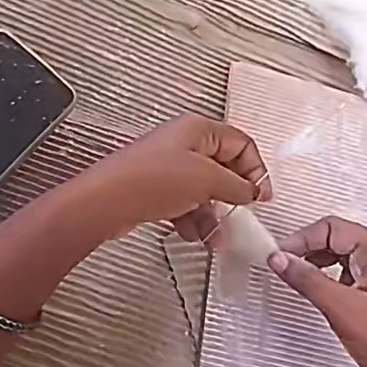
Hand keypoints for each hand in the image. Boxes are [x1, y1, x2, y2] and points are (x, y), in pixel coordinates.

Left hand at [70, 115, 270, 241]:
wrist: (107, 202)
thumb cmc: (147, 180)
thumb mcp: (206, 179)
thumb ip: (236, 185)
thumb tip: (249, 191)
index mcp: (197, 130)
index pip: (240, 143)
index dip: (255, 169)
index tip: (260, 195)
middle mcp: (181, 145)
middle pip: (221, 169)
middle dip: (232, 196)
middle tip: (239, 214)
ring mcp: (166, 168)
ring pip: (202, 192)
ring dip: (212, 216)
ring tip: (215, 236)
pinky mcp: (154, 190)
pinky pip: (183, 204)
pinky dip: (191, 220)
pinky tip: (192, 235)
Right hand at [264, 215, 366, 366]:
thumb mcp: (343, 309)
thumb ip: (307, 279)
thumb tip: (283, 259)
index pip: (333, 228)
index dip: (301, 240)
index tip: (281, 255)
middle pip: (341, 238)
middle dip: (309, 250)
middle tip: (286, 265)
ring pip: (348, 257)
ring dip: (321, 265)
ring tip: (302, 281)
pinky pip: (357, 275)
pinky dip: (336, 280)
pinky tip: (327, 297)